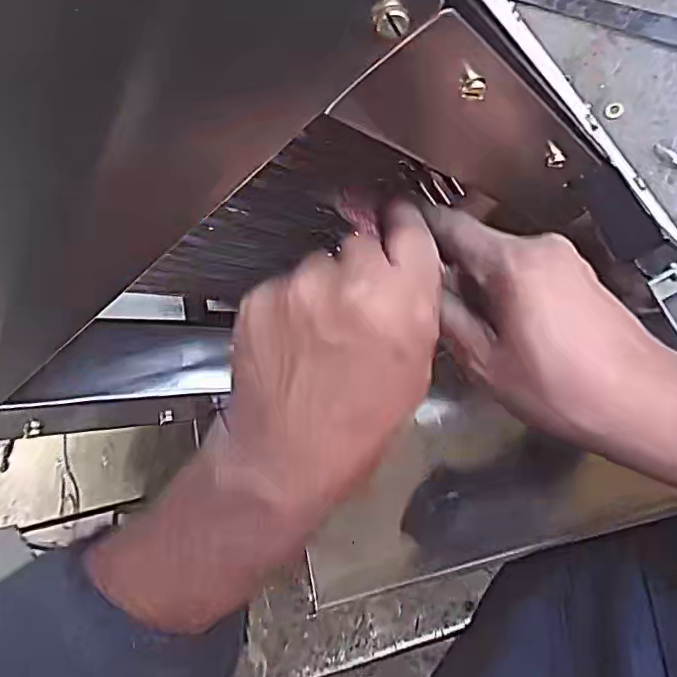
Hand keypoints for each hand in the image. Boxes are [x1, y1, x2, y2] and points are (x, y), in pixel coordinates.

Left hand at [220, 198, 444, 524]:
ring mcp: (300, 286)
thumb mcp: (414, 368)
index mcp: (402, 302)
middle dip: (360, 266)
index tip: (396, 220)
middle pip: (360, 242)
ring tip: (319, 332)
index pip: (408, 228)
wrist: (286, 455)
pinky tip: (292, 337)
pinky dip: (289, 302)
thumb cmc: (357, 424)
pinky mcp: (262, 294)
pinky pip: (285, 282)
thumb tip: (407, 266)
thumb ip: (415, 305)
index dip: (402, 224)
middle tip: (354, 307)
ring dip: (322, 285)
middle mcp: (351, 283)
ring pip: (319, 262)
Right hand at [426, 206, 671, 455]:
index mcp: (513, 262)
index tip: (391, 223)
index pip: (449, 224)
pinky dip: (505, 288)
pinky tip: (509, 328)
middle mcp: (541, 248)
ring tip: (478, 329)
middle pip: (474, 242)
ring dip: (478, 282)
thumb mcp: (486, 362)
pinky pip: (523, 267)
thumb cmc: (572, 390)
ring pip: (498, 256)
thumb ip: (446, 317)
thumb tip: (421, 293)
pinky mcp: (575, 272)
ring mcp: (562, 258)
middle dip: (449, 269)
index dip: (415, 224)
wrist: (643, 401)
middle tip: (435, 306)